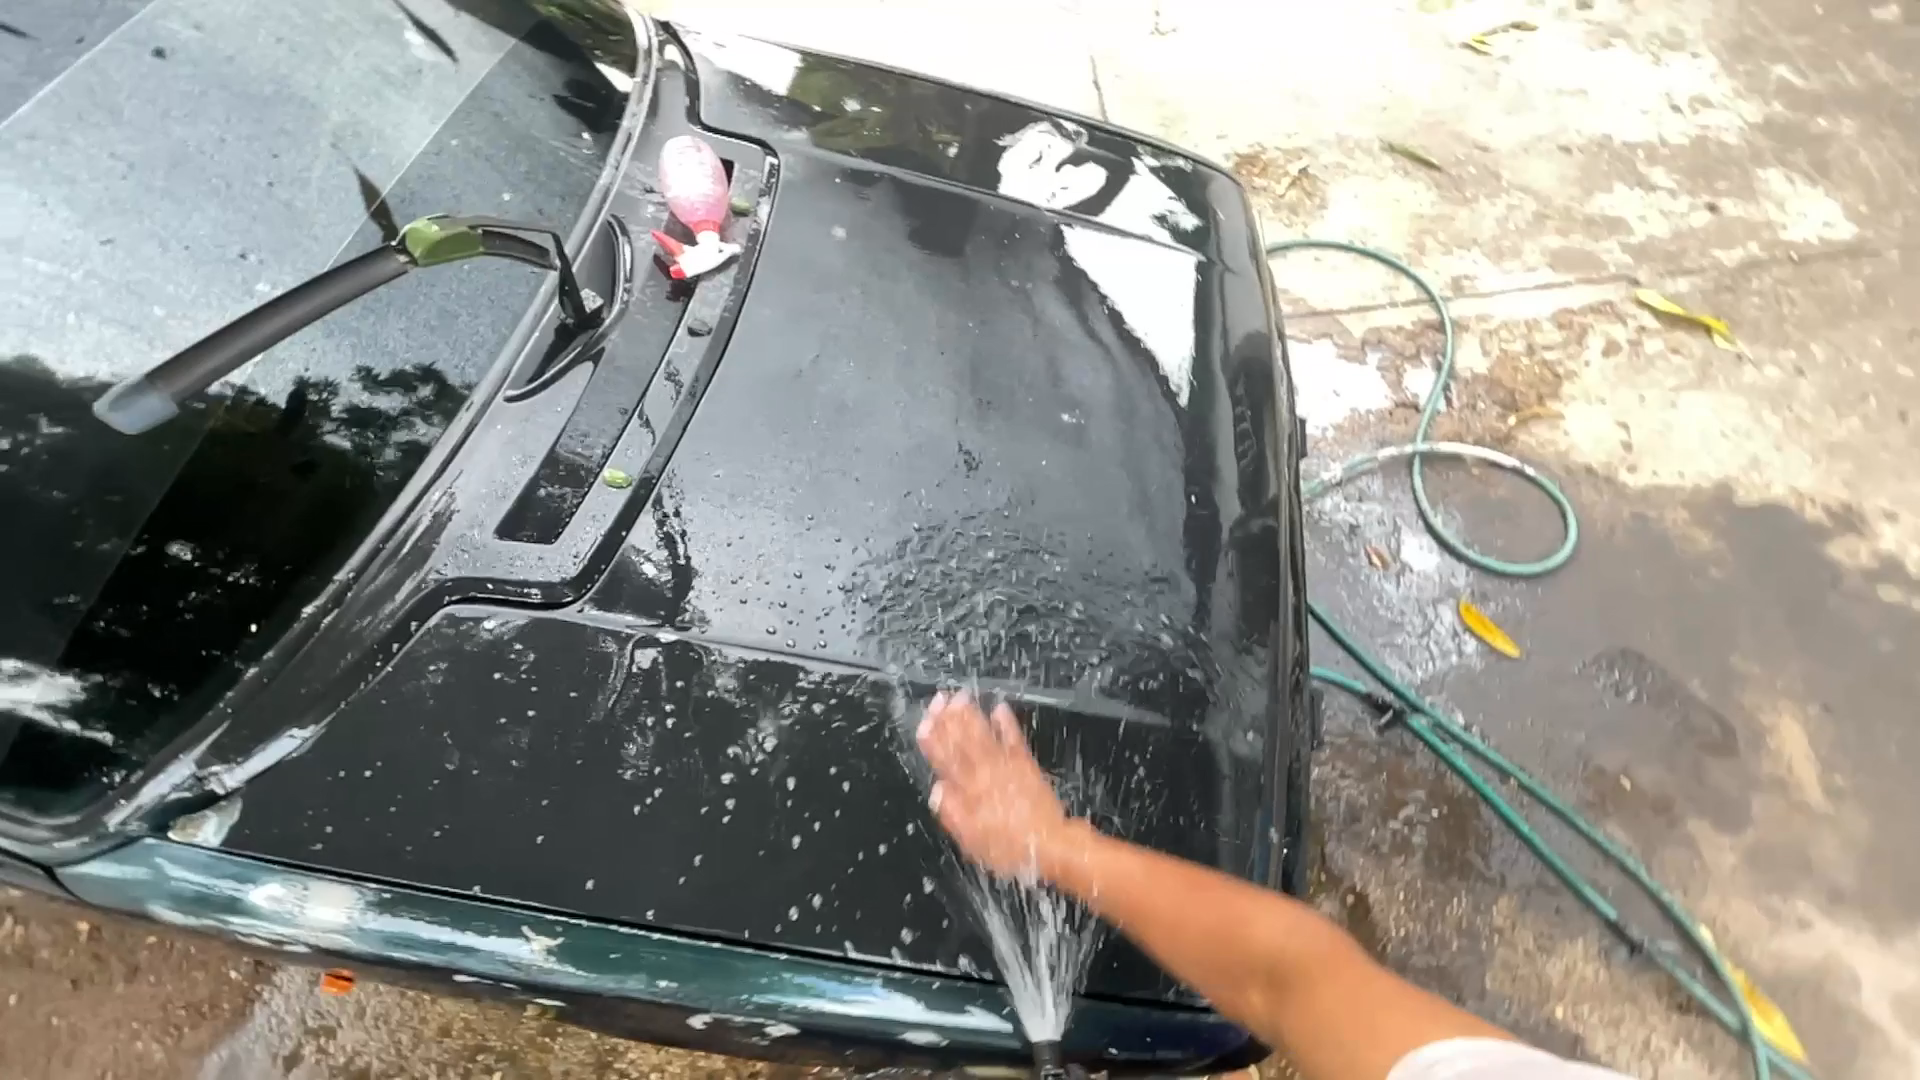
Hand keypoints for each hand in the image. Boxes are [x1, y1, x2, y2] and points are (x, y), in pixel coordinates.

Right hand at [916, 691, 1075, 881]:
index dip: (933, 740)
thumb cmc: (1009, 847)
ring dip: (971, 715)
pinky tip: (999, 708)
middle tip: (938, 699)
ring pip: (984, 734)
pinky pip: (1013, 739)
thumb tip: (937, 791)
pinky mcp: (1025, 764)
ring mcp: (1006, 765)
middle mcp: (985, 773)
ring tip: (959, 697)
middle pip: (963, 741)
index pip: (945, 760)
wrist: (1050, 844)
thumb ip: (953, 814)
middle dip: (948, 719)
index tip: (924, 723)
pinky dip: (1006, 723)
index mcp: (969, 791)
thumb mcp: (973, 841)